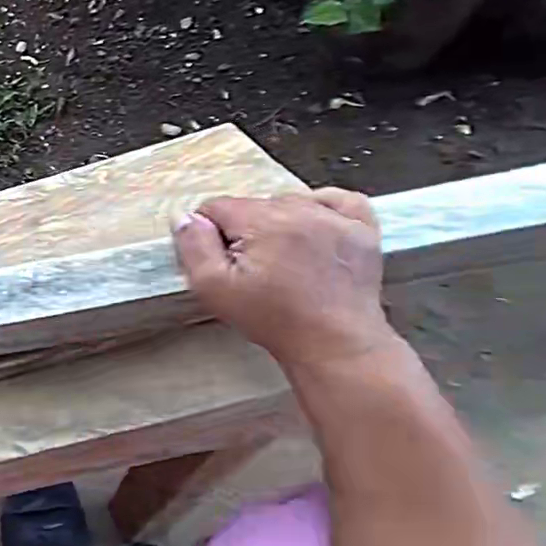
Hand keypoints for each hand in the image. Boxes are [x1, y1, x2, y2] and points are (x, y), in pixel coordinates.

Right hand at [171, 188, 400, 367]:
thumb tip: (184, 217)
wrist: (335, 345)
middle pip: (253, 205)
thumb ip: (194, 248)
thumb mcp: (215, 289)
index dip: (210, 234)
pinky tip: (313, 230)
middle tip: (252, 271)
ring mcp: (335, 217)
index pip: (217, 206)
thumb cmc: (275, 321)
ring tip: (284, 262)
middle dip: (245, 232)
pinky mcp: (362, 229)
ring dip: (279, 224)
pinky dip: (322, 209)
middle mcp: (300, 209)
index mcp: (262, 220)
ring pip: (290, 203)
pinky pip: (338, 200)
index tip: (221, 263)